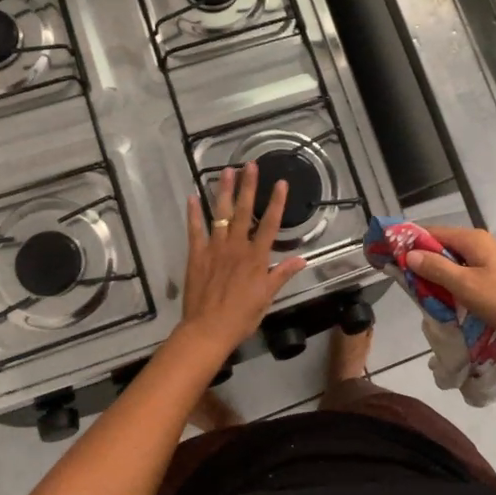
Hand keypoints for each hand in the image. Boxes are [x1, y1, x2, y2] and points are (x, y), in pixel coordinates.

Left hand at [176, 163, 307, 356]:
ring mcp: (215, 248)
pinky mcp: (197, 255)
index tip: (280, 182)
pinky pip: (195, 230)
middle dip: (248, 186)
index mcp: (256, 257)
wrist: (208, 329)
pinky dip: (194, 213)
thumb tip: (302, 260)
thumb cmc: (241, 316)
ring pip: (220, 214)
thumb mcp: (267, 297)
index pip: (270, 224)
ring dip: (223, 191)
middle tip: (250, 165)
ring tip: (226, 171)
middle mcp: (237, 247)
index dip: (276, 202)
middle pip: (244, 211)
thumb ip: (282, 275)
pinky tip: (193, 197)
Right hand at [406, 224, 495, 355]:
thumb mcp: (465, 286)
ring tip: (424, 295)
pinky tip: (448, 302)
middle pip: (442, 247)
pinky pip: (466, 276)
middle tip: (406, 283)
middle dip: (422, 263)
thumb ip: (435, 268)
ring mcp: (491, 262)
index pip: (431, 232)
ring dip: (438, 278)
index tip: (388, 258)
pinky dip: (453, 286)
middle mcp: (481, 244)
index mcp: (472, 239)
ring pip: (454, 264)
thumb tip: (409, 254)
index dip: (409, 243)